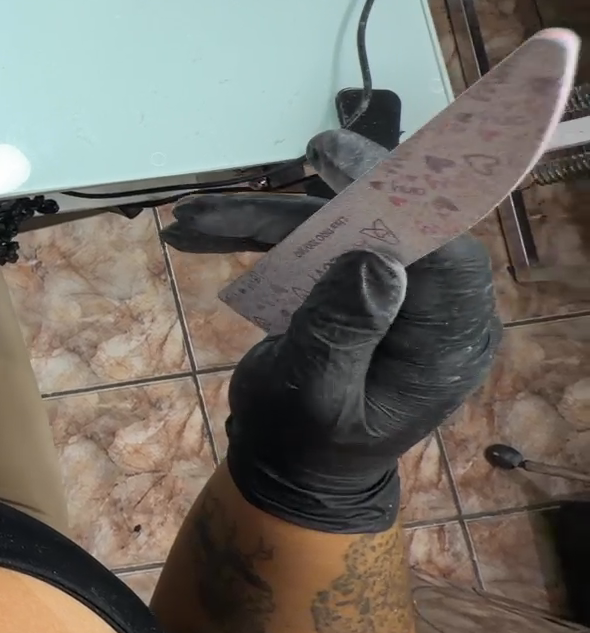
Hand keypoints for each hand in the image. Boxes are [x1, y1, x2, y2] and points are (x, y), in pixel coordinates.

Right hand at [159, 129, 501, 532]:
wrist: (289, 469)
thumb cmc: (305, 443)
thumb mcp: (318, 395)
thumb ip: (343, 330)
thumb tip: (372, 258)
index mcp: (444, 337)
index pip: (439, 250)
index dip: (397, 198)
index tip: (337, 163)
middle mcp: (424, 309)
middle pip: (372, 232)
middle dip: (306, 203)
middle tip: (268, 168)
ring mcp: (382, 301)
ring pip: (328, 237)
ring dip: (258, 222)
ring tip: (188, 218)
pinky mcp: (341, 298)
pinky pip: (302, 255)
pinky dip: (250, 242)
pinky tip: (200, 237)